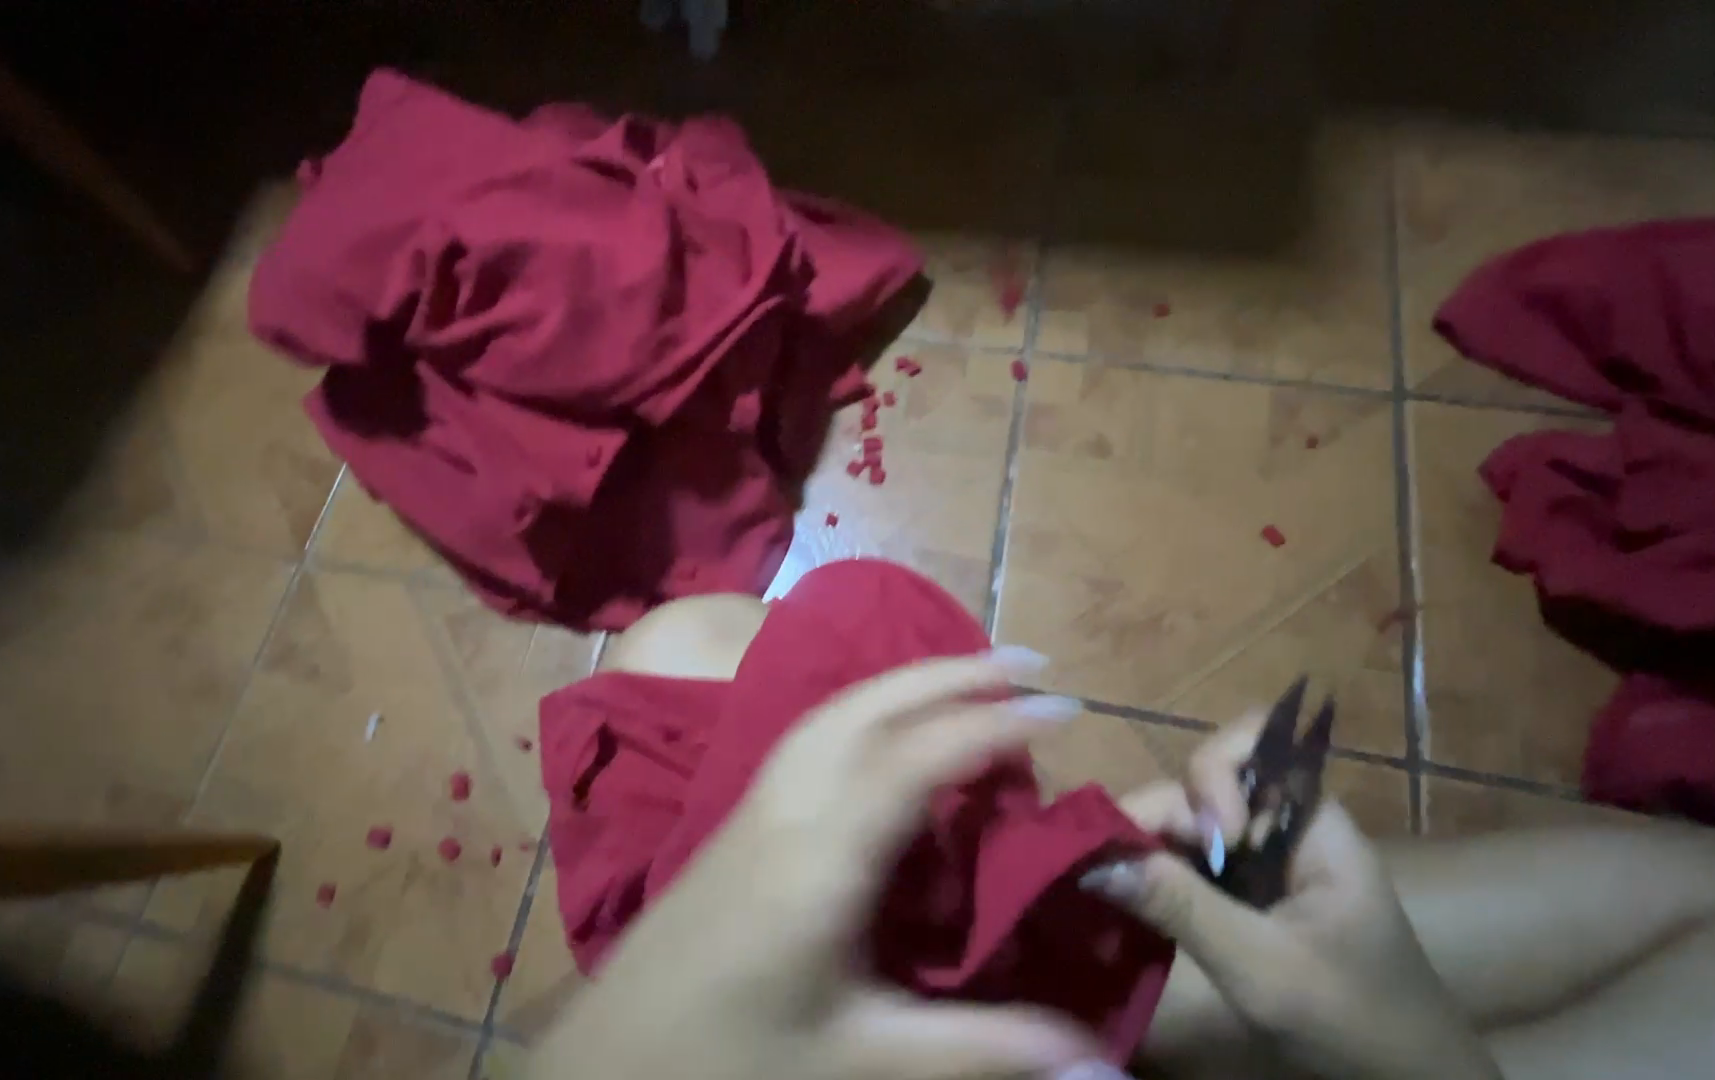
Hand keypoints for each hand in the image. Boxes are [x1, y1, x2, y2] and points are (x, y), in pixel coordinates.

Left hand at [528, 647, 1124, 1079]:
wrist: (612, 1059)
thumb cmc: (734, 1059)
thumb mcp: (861, 1059)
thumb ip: (981, 1050)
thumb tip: (1101, 1061)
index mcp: (823, 854)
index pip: (918, 756)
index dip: (994, 723)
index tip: (1064, 706)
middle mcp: (788, 802)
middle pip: (873, 706)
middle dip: (953, 672)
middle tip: (1029, 660)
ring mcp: (756, 796)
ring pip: (838, 707)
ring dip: (908, 680)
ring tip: (971, 676)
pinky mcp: (740, 809)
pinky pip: (815, 728)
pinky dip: (870, 704)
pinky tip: (891, 720)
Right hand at [1086, 713, 1500, 1079]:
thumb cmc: (1353, 1022)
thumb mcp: (1264, 968)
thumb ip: (1182, 906)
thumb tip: (1093, 860)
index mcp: (1310, 822)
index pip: (1252, 744)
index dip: (1213, 772)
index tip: (1208, 836)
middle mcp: (1277, 825)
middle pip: (1201, 783)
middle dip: (1160, 817)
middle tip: (1124, 872)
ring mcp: (1255, 857)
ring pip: (1183, 819)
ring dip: (1145, 844)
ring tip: (1115, 887)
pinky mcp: (1235, 890)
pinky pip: (1181, 856)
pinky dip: (1149, 869)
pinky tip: (1127, 897)